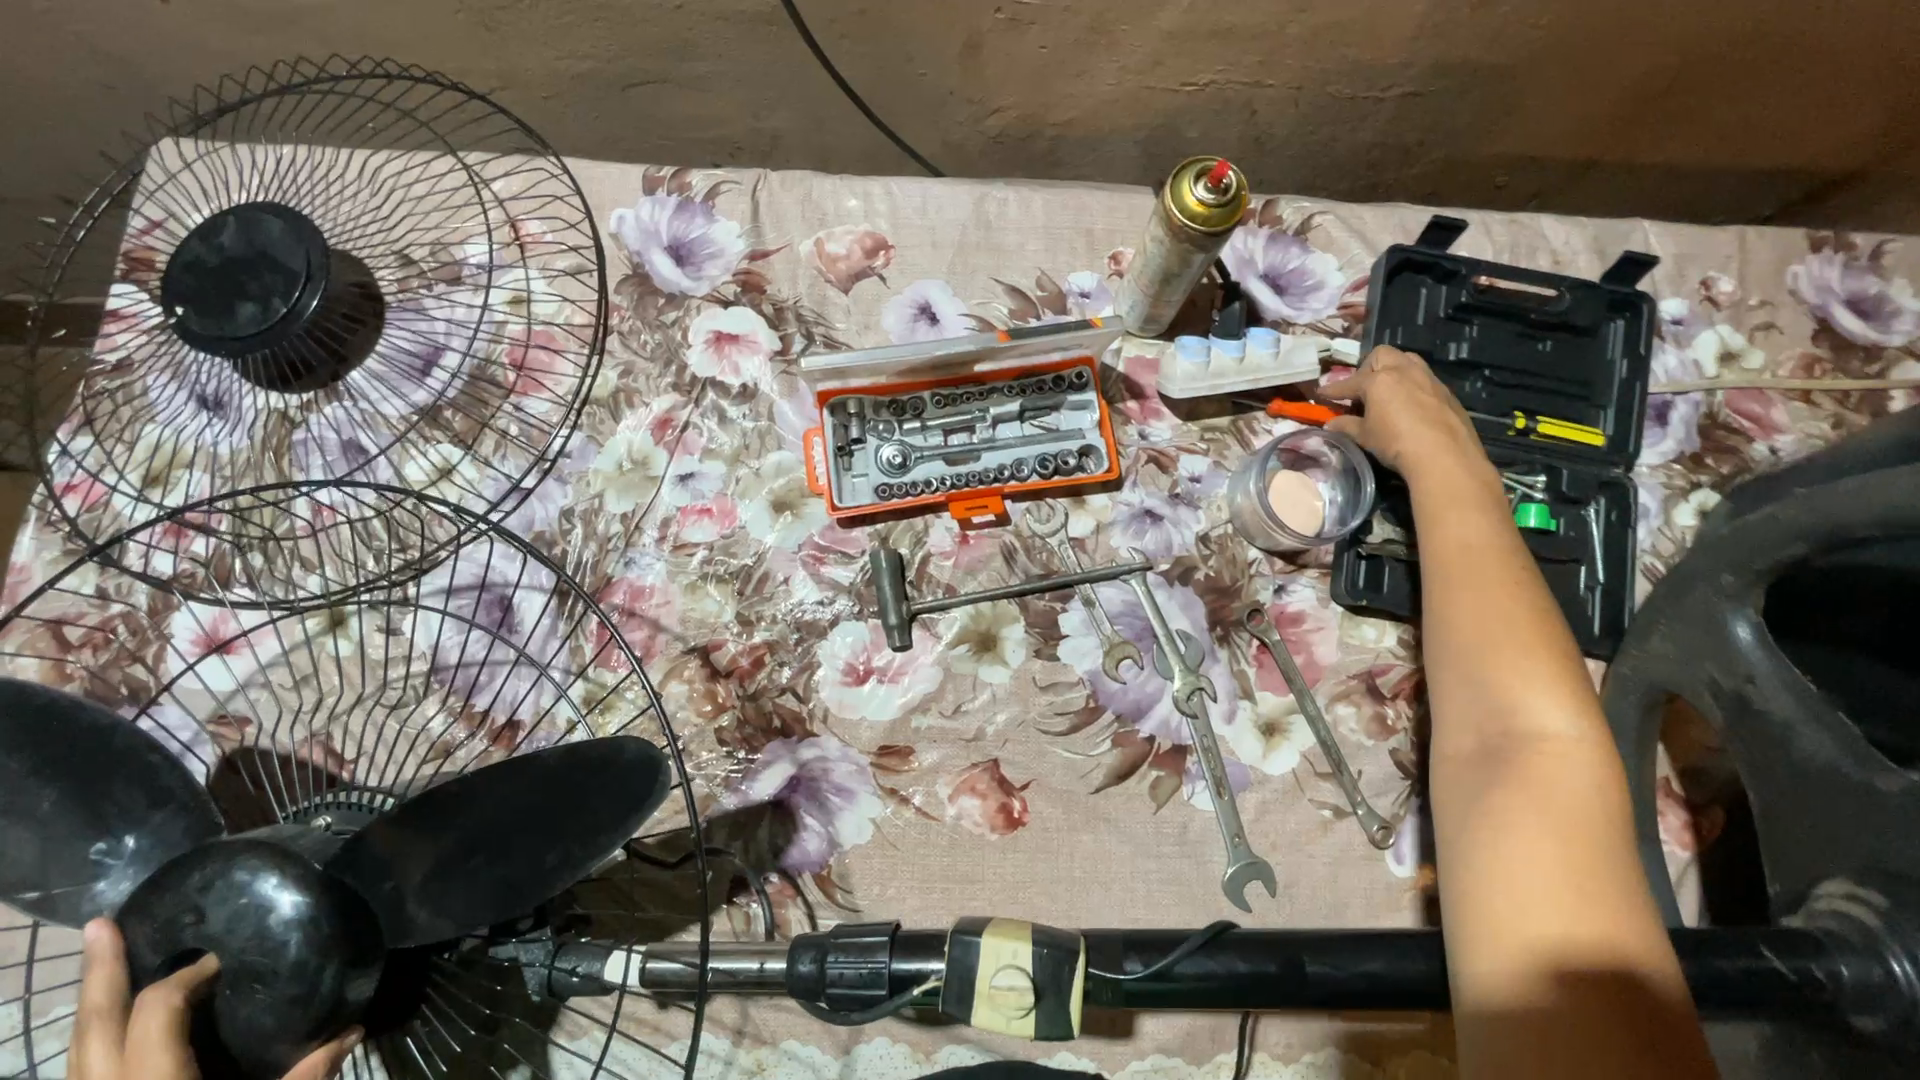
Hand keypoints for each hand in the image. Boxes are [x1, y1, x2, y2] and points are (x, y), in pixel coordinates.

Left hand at [72, 918, 360, 1079]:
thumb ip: (306, 1077)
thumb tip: (351, 1030)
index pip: (156, 1013)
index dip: (185, 978)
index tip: (220, 961)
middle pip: (94, 1026)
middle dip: (100, 974)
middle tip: (101, 924)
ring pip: (75, 1053)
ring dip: (91, 1006)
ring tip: (103, 964)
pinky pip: (82, 1074)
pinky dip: (94, 1042)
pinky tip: (108, 1030)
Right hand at [1320, 345, 1488, 482]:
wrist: (1444, 455)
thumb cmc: (1396, 442)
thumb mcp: (1365, 436)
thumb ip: (1347, 426)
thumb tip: (1331, 424)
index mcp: (1379, 380)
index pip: (1349, 383)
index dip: (1333, 390)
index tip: (1322, 393)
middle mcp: (1404, 371)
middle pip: (1382, 355)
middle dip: (1367, 368)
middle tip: (1362, 389)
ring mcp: (1428, 378)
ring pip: (1407, 360)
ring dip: (1393, 370)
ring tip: (1387, 391)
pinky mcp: (1445, 391)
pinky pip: (1423, 378)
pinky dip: (1411, 385)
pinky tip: (1410, 406)